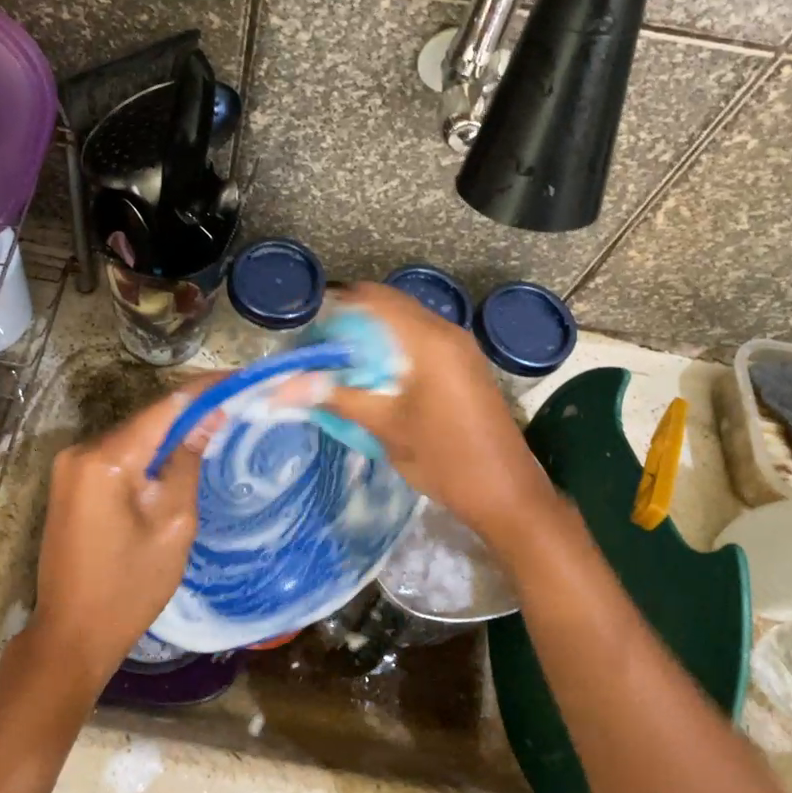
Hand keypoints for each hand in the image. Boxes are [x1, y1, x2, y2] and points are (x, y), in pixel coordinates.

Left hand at [29, 376, 217, 681]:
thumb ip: (187, 463)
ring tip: (216, 422)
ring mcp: (71, 466)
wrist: (72, 634)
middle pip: (146, 419)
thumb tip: (208, 417)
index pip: (165, 408)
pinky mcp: (70, 482)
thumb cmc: (129, 588)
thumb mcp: (173, 524)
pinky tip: (179, 452)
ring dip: (170, 431)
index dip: (204, 390)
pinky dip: (149, 452)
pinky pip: (118, 455)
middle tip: (235, 402)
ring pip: (133, 436)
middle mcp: (82, 451)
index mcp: (106, 459)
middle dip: (190, 410)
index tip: (239, 378)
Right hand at [305, 284, 570, 554]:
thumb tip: (284, 387)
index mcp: (429, 340)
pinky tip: (372, 379)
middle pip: (390, 308)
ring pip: (405, 326)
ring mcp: (460, 350)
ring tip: (338, 365)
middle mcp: (447, 334)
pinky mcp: (464, 367)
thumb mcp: (385, 428)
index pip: (374, 298)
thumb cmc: (445, 459)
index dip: (338, 305)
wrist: (507, 494)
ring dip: (372, 338)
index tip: (308, 329)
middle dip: (351, 323)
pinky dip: (393, 351)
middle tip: (318, 349)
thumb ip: (337, 397)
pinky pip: (420, 343)